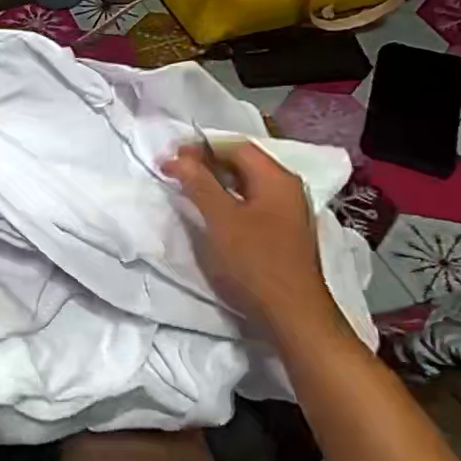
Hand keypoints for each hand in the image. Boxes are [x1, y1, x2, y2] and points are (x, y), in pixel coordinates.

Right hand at [162, 142, 343, 334]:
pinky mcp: (280, 232)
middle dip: (208, 162)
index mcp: (277, 179)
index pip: (236, 147)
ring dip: (215, 182)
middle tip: (174, 171)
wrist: (290, 312)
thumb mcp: (221, 220)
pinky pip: (250, 203)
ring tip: (186, 189)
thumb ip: (200, 185)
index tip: (170, 157)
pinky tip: (210, 212)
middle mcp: (286, 189)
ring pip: (246, 184)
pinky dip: (227, 200)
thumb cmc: (254, 262)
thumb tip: (178, 157)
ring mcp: (286, 212)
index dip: (202, 147)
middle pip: (243, 163)